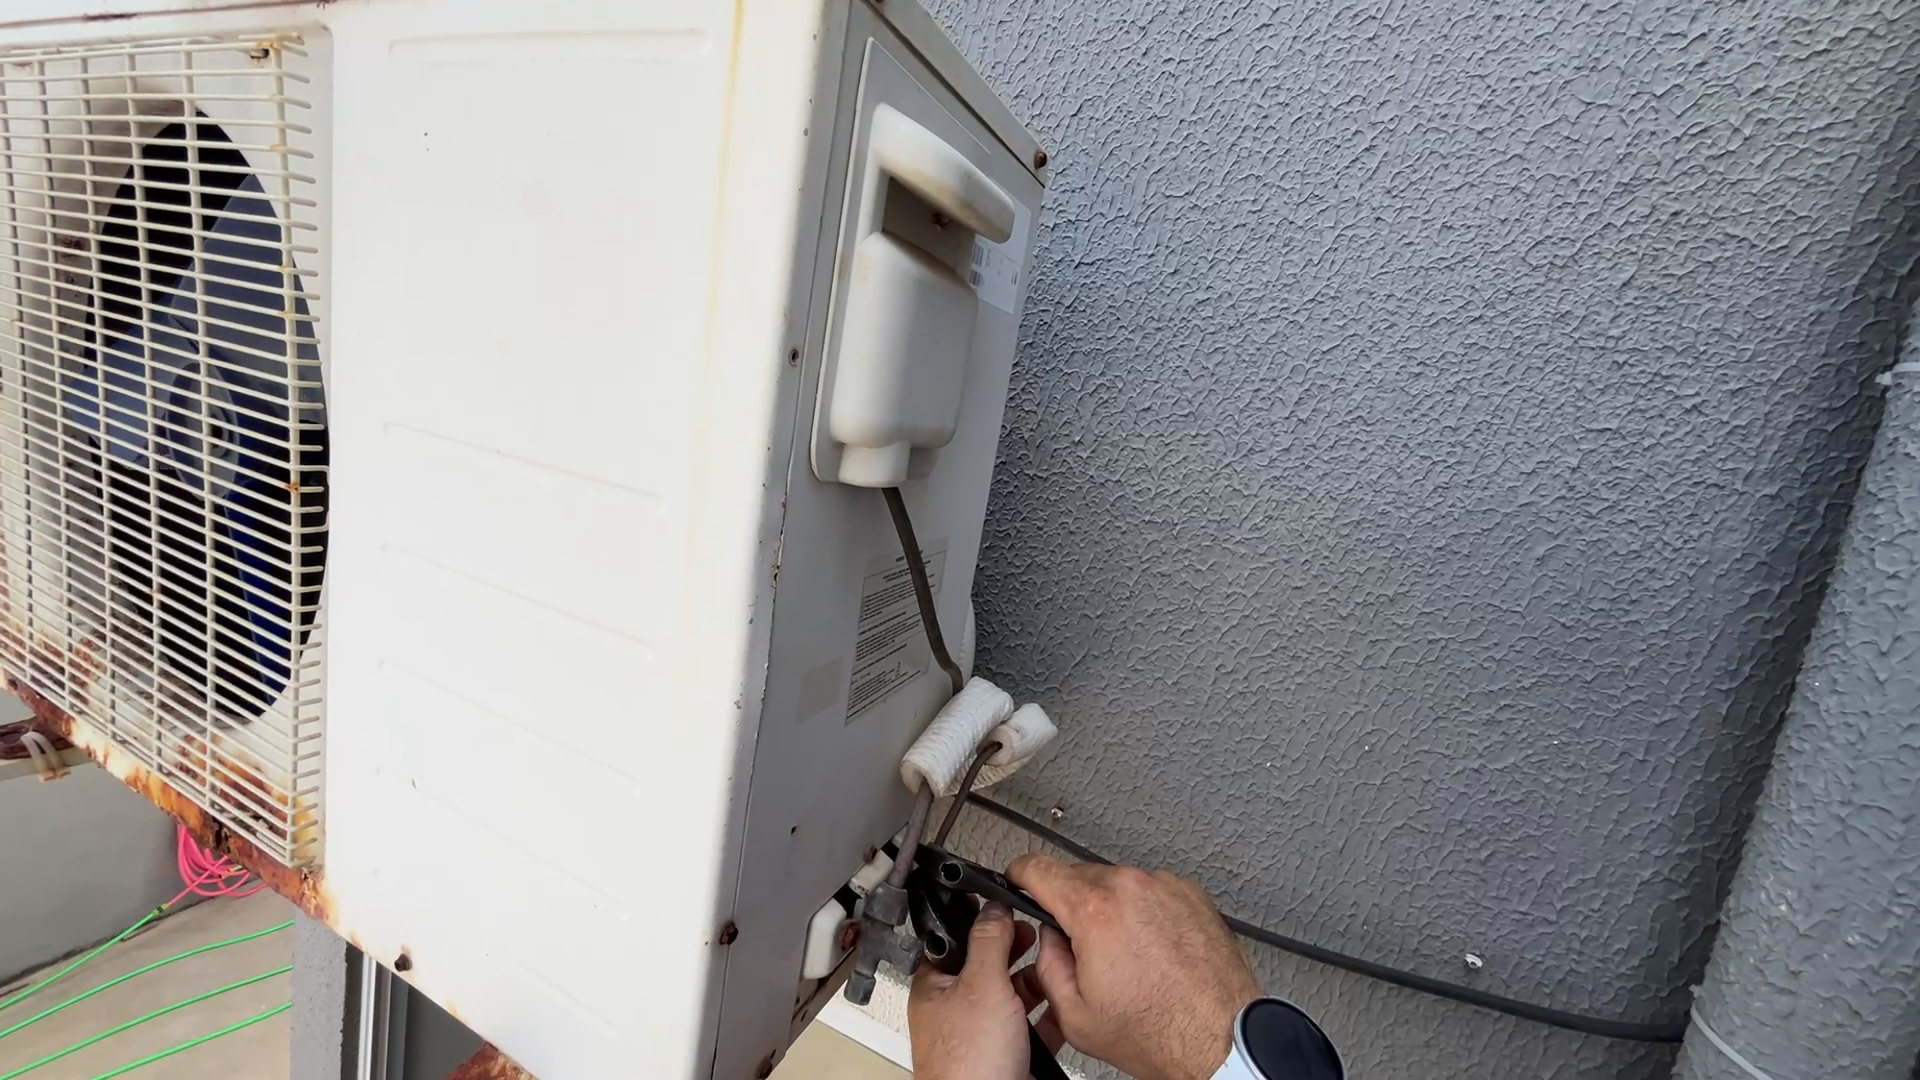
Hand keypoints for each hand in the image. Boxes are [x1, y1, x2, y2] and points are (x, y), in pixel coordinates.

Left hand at [908, 903, 1064, 1079]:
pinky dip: (1049, 1016)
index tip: (1009, 906)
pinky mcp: (1007, 1060)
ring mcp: (982, 1036)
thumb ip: (989, 940)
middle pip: (989, 964)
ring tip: (1056, 967)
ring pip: (1012, 996)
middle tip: (1038, 935)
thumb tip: (994, 907)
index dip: (984, 919)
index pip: (958, 938)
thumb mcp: (981, 984)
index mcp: (935, 986)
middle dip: (1016, 949)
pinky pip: (1031, 1028)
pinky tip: (1065, 1006)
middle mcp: (956, 1009)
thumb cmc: (967, 1066)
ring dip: (1035, 981)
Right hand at [1009, 857, 1258, 1079]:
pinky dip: (1143, 909)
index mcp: (1094, 910)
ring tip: (1129, 955)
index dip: (1020, 874)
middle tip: (1084, 947)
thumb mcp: (1076, 1016)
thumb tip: (1049, 938)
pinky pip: (1148, 889)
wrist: (1223, 1040)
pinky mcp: (1187, 891)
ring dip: (1110, 907)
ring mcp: (1161, 884)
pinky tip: (1153, 947)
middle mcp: (1128, 886)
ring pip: (1115, 882)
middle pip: (1077, 876)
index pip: (1039, 869)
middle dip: (1071, 904)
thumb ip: (1047, 964)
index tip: (1017, 877)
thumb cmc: (1159, 1031)